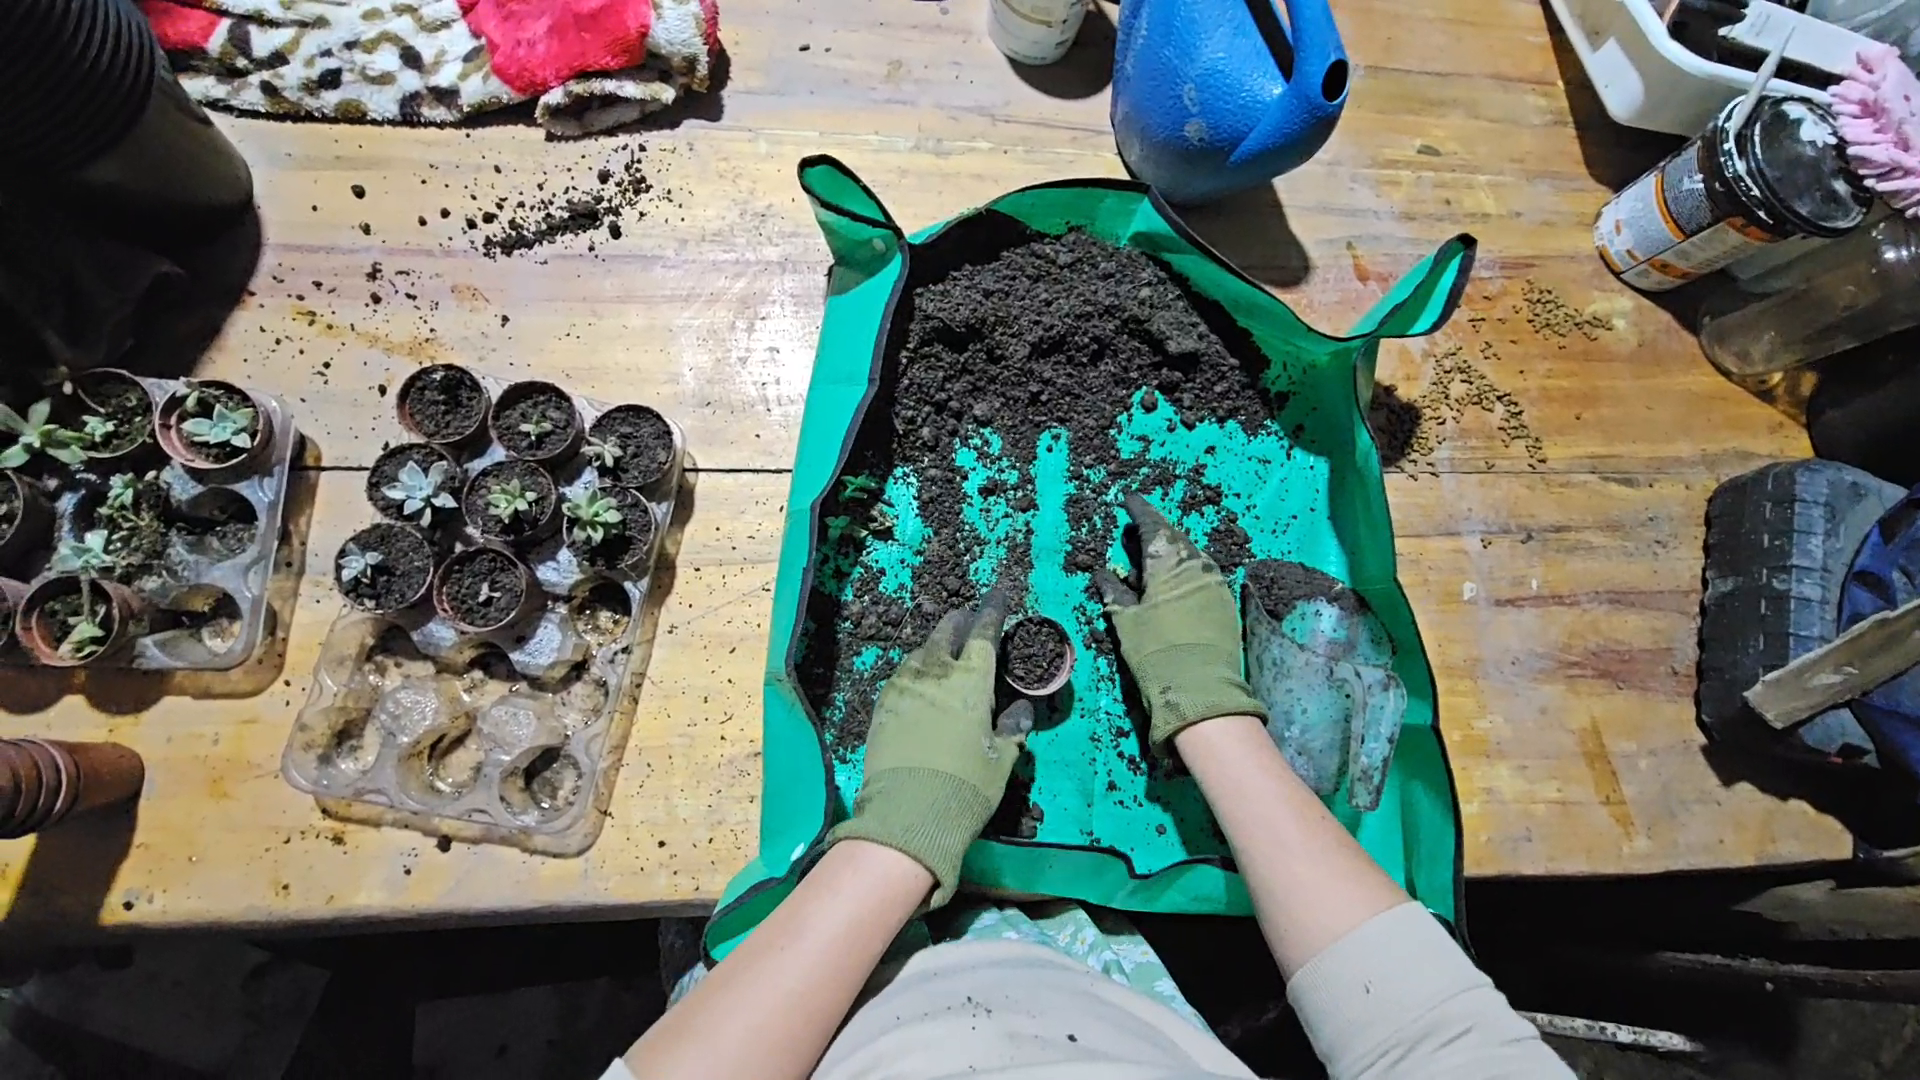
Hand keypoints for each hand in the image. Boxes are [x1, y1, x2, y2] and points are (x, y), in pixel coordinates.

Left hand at [828, 590, 1023, 907]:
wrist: (906, 814)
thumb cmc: (964, 787)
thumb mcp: (1000, 762)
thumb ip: (1012, 730)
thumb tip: (1020, 710)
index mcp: (970, 682)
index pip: (984, 634)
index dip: (993, 612)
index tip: (998, 597)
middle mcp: (935, 673)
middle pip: (947, 632)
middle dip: (960, 620)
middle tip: (968, 617)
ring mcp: (904, 687)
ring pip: (921, 651)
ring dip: (935, 644)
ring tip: (944, 648)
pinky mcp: (883, 705)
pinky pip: (902, 674)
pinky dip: (916, 669)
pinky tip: (919, 678)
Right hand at [1096, 494, 1266, 750]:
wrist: (1201, 691)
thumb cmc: (1155, 651)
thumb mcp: (1125, 620)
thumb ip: (1115, 590)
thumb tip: (1103, 572)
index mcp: (1169, 561)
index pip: (1153, 525)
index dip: (1139, 510)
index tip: (1128, 499)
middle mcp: (1197, 564)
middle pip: (1174, 538)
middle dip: (1155, 531)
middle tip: (1136, 530)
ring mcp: (1215, 584)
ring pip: (1190, 556)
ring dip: (1170, 553)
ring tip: (1151, 557)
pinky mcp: (1225, 604)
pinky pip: (1201, 575)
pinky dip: (1183, 572)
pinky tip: (1171, 582)